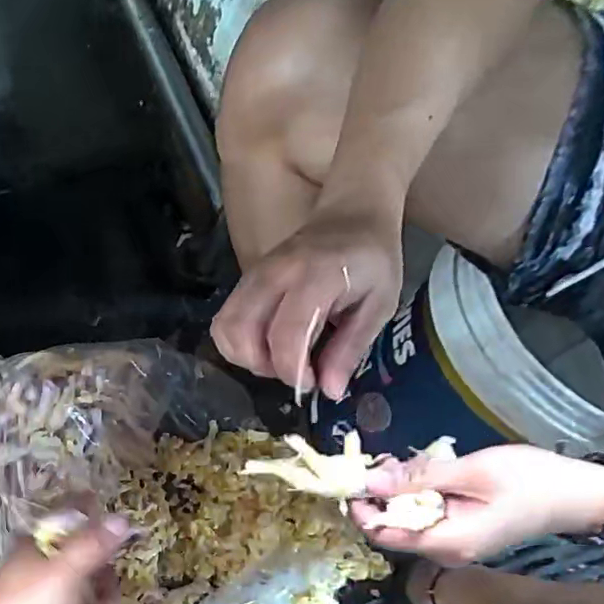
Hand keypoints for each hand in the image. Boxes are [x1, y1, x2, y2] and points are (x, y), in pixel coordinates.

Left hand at [0, 517, 128, 603]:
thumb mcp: (67, 572)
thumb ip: (95, 545)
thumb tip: (122, 518)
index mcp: (38, 549)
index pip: (75, 532)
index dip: (98, 541)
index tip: (118, 554)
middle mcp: (38, 571)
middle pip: (84, 570)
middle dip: (103, 589)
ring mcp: (40, 603)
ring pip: (82, 600)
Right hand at [211, 207, 403, 401]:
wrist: (352, 212)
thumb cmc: (372, 260)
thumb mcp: (379, 306)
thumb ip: (351, 348)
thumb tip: (330, 391)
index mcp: (316, 276)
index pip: (287, 334)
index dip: (293, 371)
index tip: (312, 383)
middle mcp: (275, 273)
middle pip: (242, 333)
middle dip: (264, 367)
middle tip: (294, 370)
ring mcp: (254, 274)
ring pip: (225, 329)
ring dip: (247, 357)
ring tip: (279, 359)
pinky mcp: (244, 280)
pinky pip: (225, 321)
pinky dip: (239, 345)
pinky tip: (266, 346)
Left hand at [349, 445, 603, 564]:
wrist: (581, 495)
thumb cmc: (531, 480)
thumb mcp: (472, 471)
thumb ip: (418, 477)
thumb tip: (369, 481)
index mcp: (445, 543)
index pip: (383, 535)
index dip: (362, 510)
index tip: (351, 479)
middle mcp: (444, 553)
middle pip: (393, 530)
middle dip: (378, 498)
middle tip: (373, 464)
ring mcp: (454, 546)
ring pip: (409, 522)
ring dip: (396, 495)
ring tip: (392, 464)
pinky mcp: (463, 533)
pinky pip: (427, 518)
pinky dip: (416, 497)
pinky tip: (417, 473)